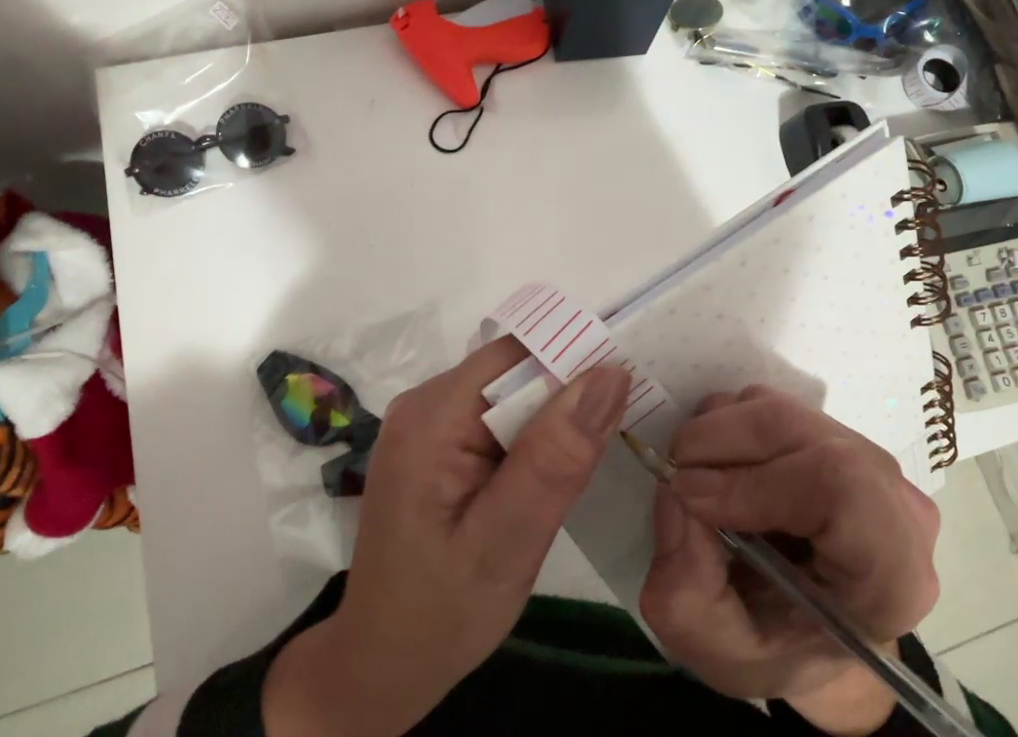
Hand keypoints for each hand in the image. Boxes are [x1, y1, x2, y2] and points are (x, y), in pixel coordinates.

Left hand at [263, 338, 631, 736]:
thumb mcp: (508, 543)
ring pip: (511, 394)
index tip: (634, 382)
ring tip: (606, 445)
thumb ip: (556, 458)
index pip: (517, 355)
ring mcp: (428, 427)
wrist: (383, 663)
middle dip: (571, 390)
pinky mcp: (438, 449)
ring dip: (557, 416)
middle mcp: (424, 406)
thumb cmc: (443, 614)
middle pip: (514, 370)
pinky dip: (535, 437)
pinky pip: (498, 421)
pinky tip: (561, 468)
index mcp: (432, 418)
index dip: (576, 359)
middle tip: (632, 421)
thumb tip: (608, 374)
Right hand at [640, 387, 939, 734]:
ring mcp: (875, 467)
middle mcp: (898, 512)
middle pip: (808, 436)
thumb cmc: (771, 651)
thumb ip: (686, 589)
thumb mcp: (714, 649)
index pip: (841, 486)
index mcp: (890, 579)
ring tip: (695, 472)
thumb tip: (678, 494)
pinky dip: (731, 421)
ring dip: (722, 429)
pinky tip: (721, 465)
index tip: (689, 497)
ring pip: (789, 412)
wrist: (805, 633)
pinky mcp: (844, 439)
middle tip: (673, 470)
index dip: (755, 480)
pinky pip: (781, 406)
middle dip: (721, 441)